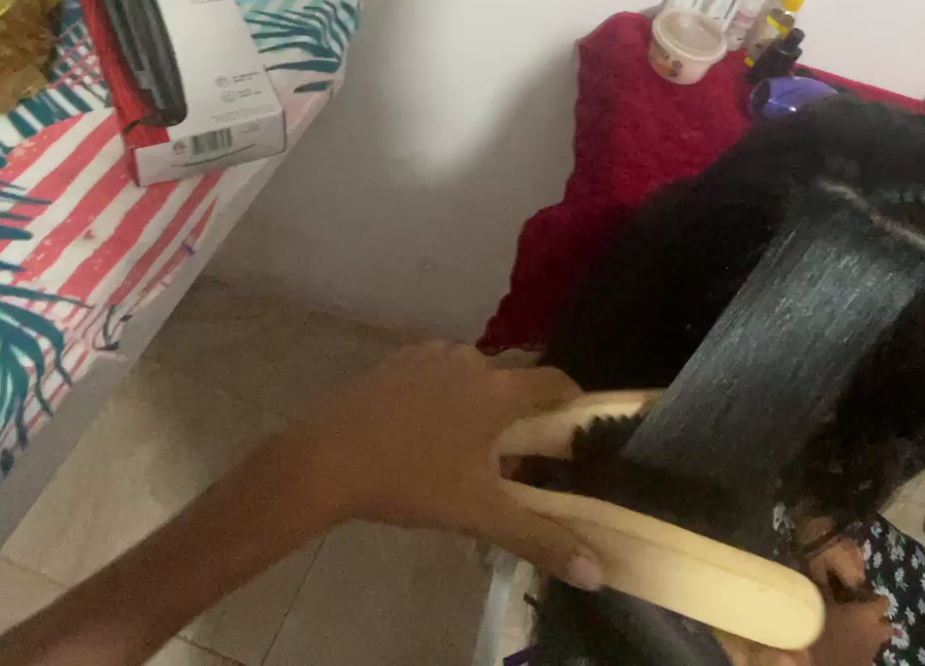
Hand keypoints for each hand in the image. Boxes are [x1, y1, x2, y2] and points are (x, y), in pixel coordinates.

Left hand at [282, 342, 604, 590]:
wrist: (328, 458)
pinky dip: (445, 391)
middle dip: (519, 412)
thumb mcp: (478, 513)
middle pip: (512, 380)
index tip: (576, 425)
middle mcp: (473, 359)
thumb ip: (539, 538)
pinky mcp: (402, 356)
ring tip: (462, 444)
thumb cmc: (411, 481)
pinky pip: (440, 370)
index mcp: (499, 390)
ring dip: (479, 401)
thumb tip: (596, 573)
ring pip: (474, 375)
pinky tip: (424, 425)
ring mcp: (434, 352)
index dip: (571, 399)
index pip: (554, 381)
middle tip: (512, 454)